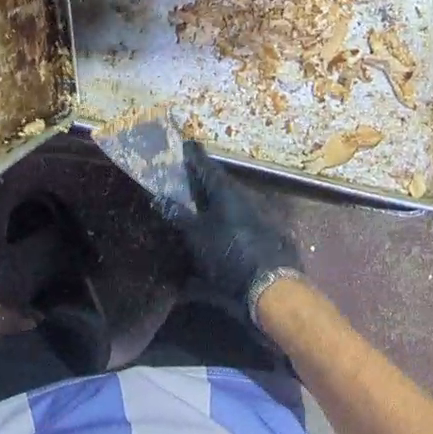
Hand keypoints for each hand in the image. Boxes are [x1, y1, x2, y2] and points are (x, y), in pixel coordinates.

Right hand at [164, 141, 302, 323]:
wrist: (274, 288)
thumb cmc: (229, 256)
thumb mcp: (196, 237)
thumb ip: (178, 215)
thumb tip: (159, 197)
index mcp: (227, 192)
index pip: (206, 166)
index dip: (194, 156)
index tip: (186, 145)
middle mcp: (246, 197)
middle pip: (222, 184)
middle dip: (206, 183)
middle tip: (190, 180)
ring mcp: (262, 215)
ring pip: (235, 202)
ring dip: (220, 203)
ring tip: (205, 208)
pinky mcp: (272, 235)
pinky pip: (247, 220)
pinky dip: (234, 221)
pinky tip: (227, 232)